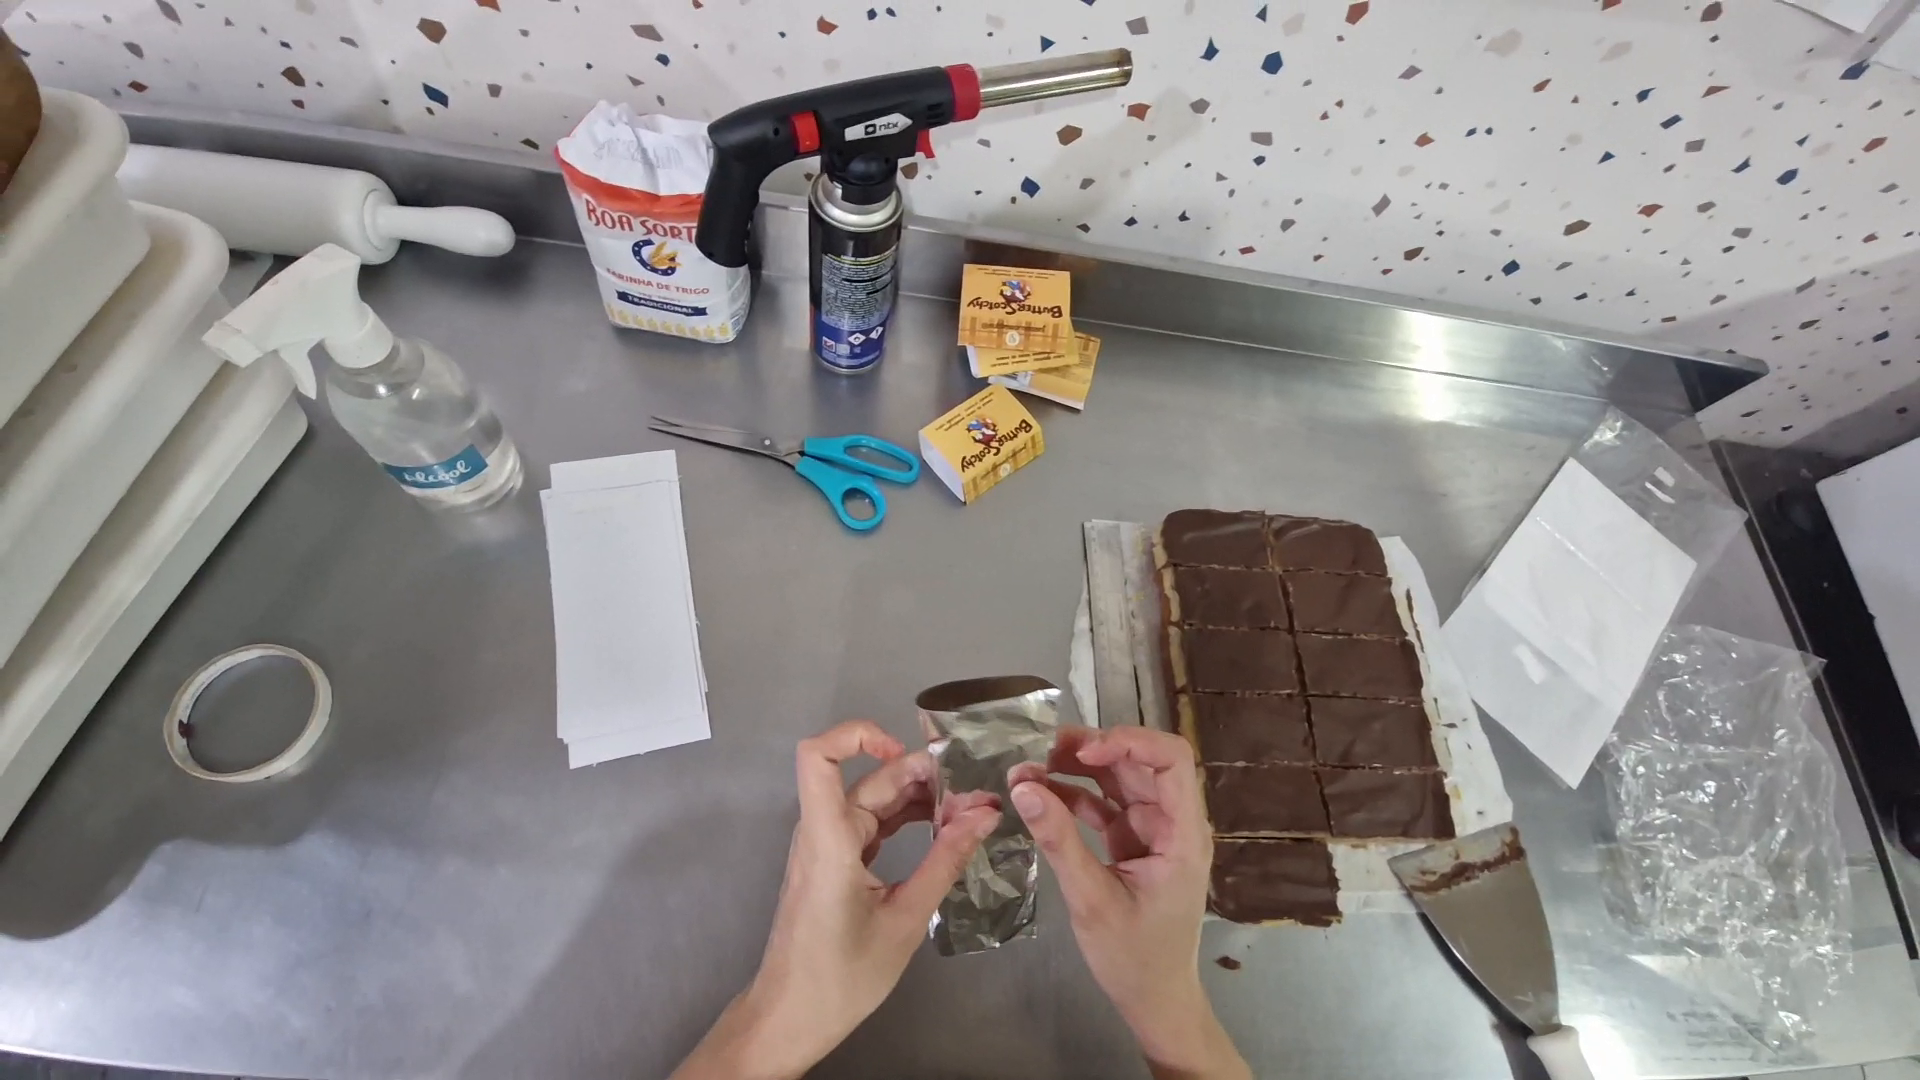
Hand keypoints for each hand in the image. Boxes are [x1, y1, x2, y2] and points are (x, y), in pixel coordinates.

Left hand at [673, 720, 1000, 1079]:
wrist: (790, 1018)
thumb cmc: (840, 976)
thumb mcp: (905, 919)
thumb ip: (945, 861)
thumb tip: (984, 813)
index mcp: (830, 837)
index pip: (817, 756)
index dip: (857, 736)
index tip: (906, 752)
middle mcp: (824, 829)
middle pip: (871, 778)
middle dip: (924, 777)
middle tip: (974, 797)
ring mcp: (828, 842)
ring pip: (875, 797)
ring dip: (920, 797)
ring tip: (967, 813)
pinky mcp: (836, 858)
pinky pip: (873, 822)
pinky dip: (907, 819)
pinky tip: (943, 830)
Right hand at [1009, 726, 1249, 1079]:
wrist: (1153, 1002)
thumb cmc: (1134, 958)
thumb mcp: (1091, 900)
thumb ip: (1059, 841)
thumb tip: (1023, 787)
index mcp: (1182, 833)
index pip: (1171, 760)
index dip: (1130, 742)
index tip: (1084, 752)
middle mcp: (1171, 821)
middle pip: (1138, 761)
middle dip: (1089, 750)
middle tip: (1040, 754)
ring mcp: (1151, 829)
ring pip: (1117, 776)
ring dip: (1075, 768)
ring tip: (1029, 769)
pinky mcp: (1131, 839)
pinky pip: (1103, 802)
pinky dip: (1072, 794)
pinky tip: (1039, 794)